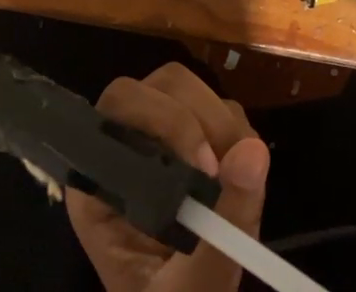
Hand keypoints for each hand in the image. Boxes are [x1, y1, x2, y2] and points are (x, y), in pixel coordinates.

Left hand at [68, 63, 269, 291]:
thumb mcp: (196, 285)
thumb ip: (225, 224)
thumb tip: (253, 151)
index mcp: (102, 183)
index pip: (117, 107)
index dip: (161, 119)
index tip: (202, 168)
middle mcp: (128, 149)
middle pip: (160, 84)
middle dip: (198, 119)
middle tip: (220, 173)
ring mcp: (166, 141)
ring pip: (194, 90)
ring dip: (224, 129)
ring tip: (234, 187)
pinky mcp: (201, 144)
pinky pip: (225, 111)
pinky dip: (241, 137)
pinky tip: (241, 183)